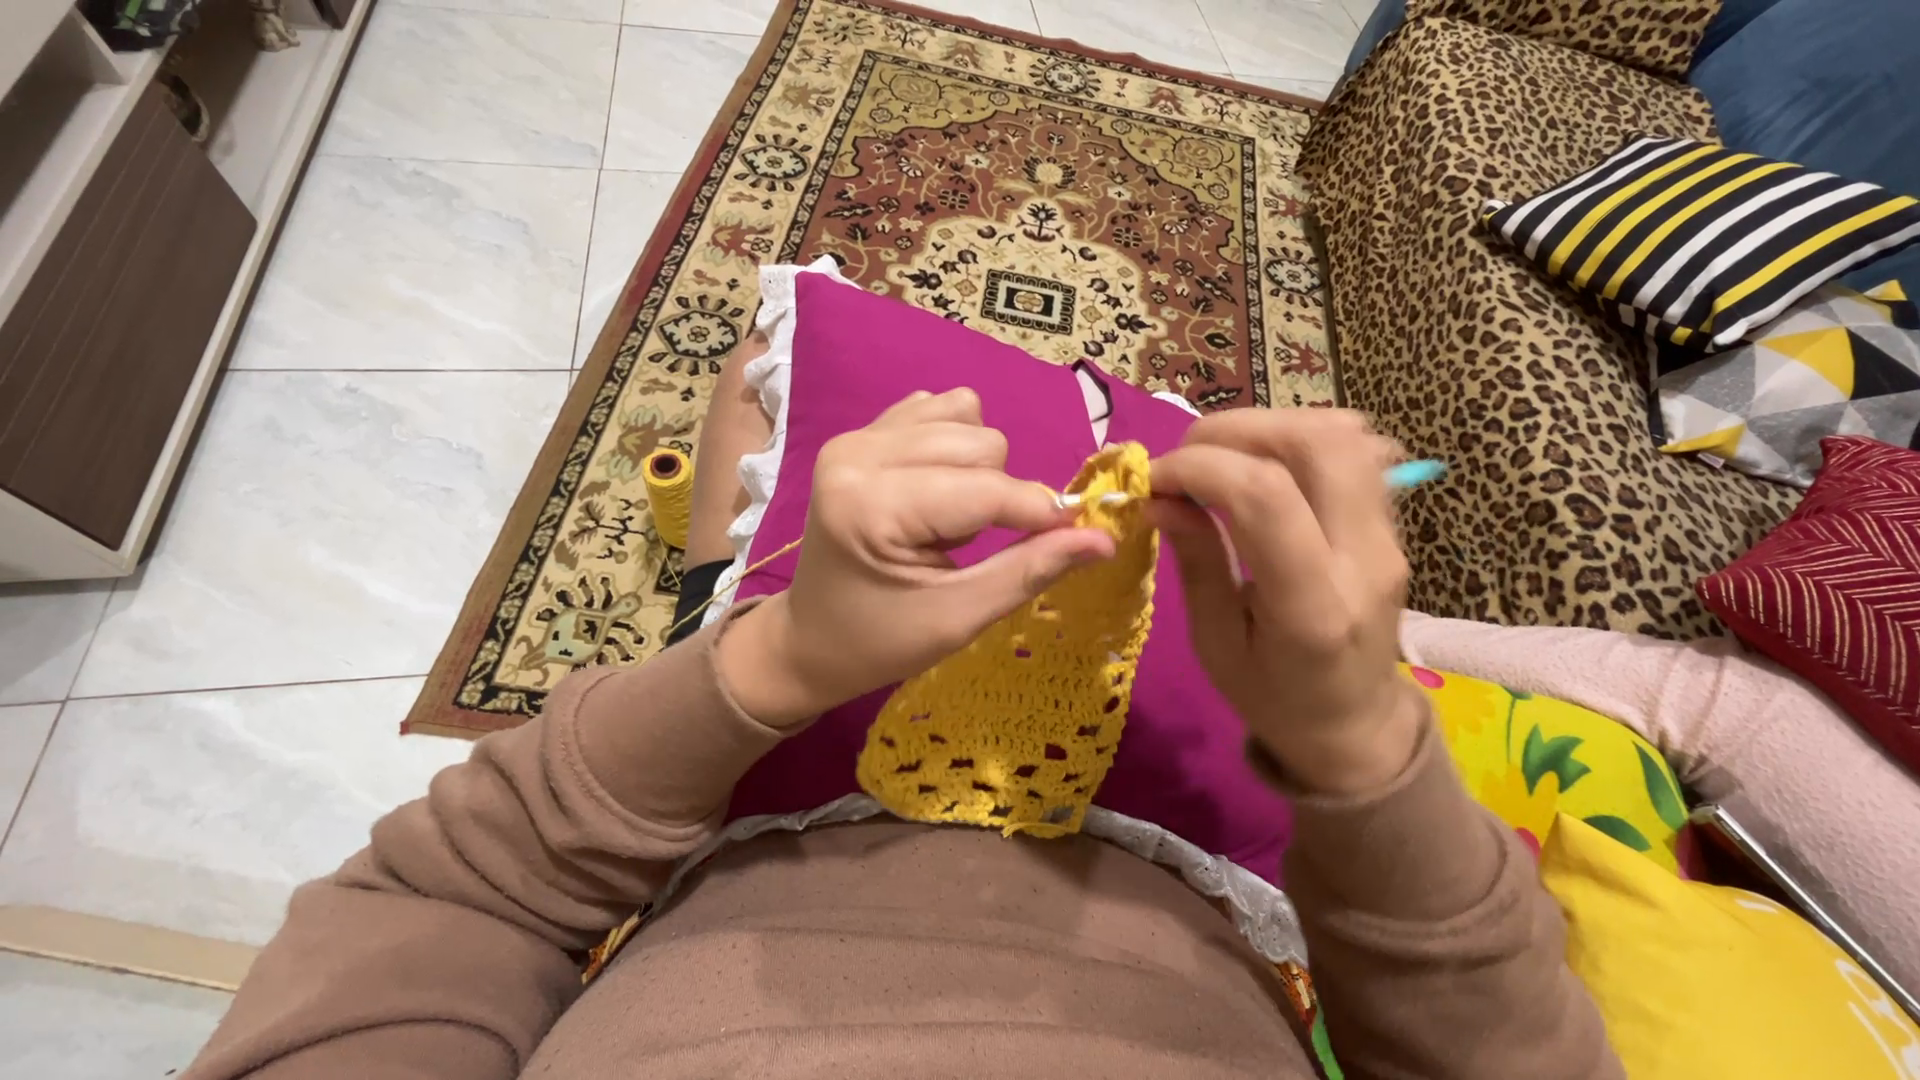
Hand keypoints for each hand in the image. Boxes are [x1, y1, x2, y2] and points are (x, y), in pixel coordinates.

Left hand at [718, 388, 1116, 727]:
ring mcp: (856, 435)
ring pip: (967, 416)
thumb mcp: (957, 618)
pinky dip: (957, 446)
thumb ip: (1030, 570)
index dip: (1041, 512)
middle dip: (999, 496)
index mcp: (871, 506)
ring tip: (946, 519)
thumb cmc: (879, 640)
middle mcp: (858, 453)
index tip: (1076, 539)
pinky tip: (936, 489)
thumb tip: (1104, 538)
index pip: (984, 489)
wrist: (811, 637)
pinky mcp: (862, 431)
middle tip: (966, 545)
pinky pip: (940, 408)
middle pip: (983, 442)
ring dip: (979, 468)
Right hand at [1149, 409, 1423, 794]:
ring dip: (1267, 427)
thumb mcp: (1215, 644)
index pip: (1265, 496)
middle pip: (1315, 443)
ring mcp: (1388, 535)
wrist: (1355, 723)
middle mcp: (1363, 558)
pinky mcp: (1390, 522)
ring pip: (1342, 432)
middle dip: (1234, 431)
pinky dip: (1297, 437)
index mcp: (1313, 607)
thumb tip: (1161, 497)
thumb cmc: (1272, 697)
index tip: (1152, 483)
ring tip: (1220, 458)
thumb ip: (1196, 562)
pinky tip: (1262, 466)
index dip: (1198, 468)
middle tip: (1185, 459)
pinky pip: (1355, 449)